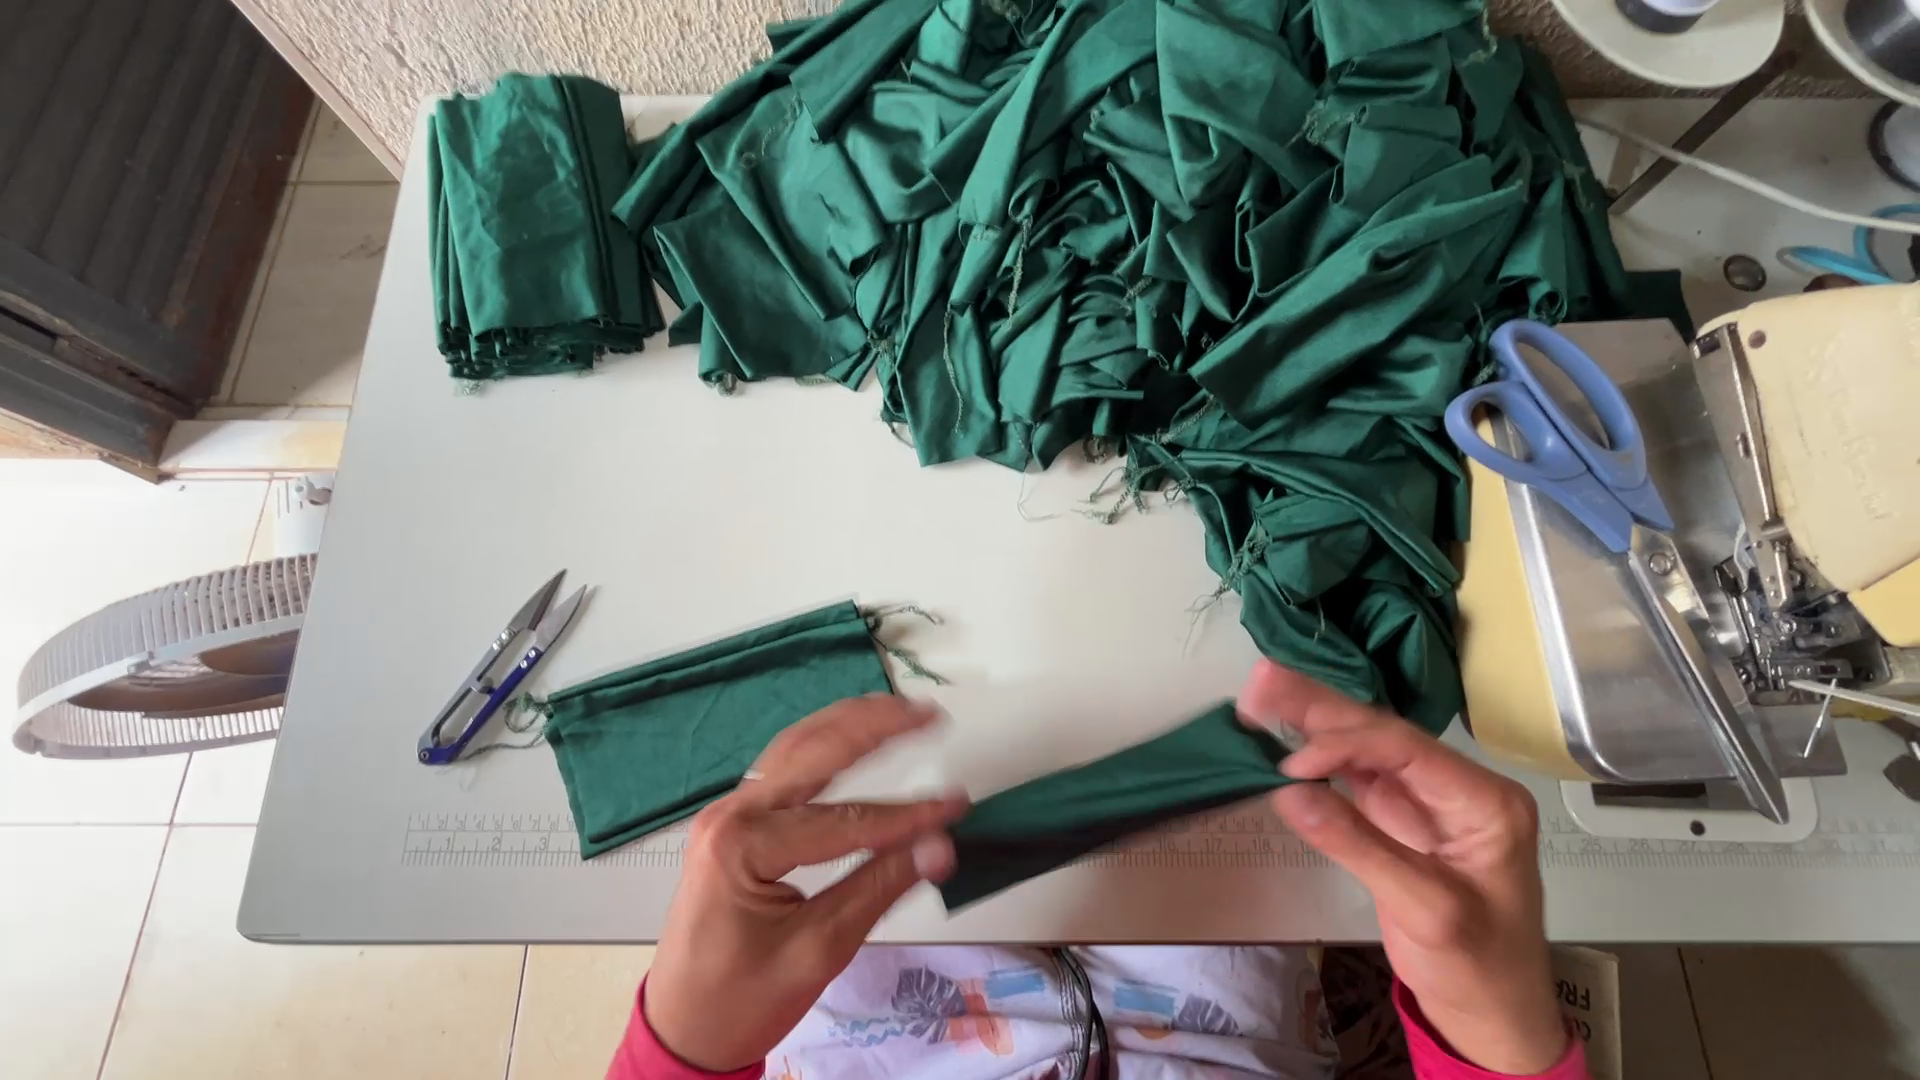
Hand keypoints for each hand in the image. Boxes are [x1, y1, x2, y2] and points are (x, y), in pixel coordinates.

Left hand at [645, 695, 968, 1070]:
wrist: (682, 1030)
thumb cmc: (742, 1000)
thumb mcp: (818, 950)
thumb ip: (880, 887)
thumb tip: (940, 848)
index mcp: (744, 845)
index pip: (843, 820)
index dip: (905, 816)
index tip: (955, 806)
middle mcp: (733, 812)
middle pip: (813, 751)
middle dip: (875, 727)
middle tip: (927, 713)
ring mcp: (730, 810)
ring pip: (797, 745)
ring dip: (850, 722)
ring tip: (899, 708)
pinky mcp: (738, 819)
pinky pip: (785, 764)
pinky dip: (825, 741)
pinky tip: (853, 732)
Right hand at [1239, 662, 1565, 1074]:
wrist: (1491, 1013)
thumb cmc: (1476, 966)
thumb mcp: (1423, 910)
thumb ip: (1356, 845)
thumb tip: (1286, 790)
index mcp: (1482, 800)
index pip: (1404, 749)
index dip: (1342, 743)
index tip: (1289, 763)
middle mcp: (1452, 784)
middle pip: (1378, 732)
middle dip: (1318, 706)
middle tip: (1261, 679)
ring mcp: (1421, 795)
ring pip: (1359, 743)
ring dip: (1307, 718)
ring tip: (1258, 690)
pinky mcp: (1393, 811)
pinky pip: (1349, 770)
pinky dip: (1311, 752)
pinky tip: (1279, 732)